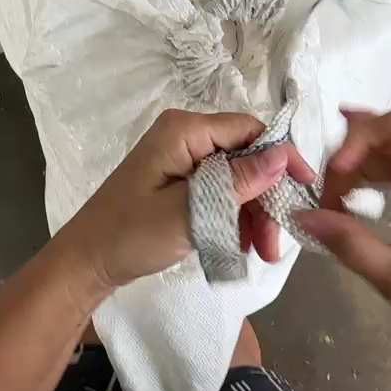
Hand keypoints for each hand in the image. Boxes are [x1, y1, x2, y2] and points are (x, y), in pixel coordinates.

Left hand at [50, 109, 314, 295]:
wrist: (86, 262)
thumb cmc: (131, 233)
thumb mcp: (189, 212)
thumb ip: (236, 184)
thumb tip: (281, 155)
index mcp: (185, 129)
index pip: (248, 129)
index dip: (280, 155)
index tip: (304, 189)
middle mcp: (186, 135)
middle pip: (245, 155)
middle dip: (265, 197)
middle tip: (274, 244)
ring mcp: (182, 157)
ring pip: (236, 176)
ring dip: (252, 211)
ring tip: (260, 252)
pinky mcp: (180, 180)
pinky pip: (220, 189)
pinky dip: (233, 215)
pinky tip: (239, 244)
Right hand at [296, 110, 390, 365]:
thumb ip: (351, 246)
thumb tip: (304, 216)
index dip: (357, 138)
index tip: (334, 171)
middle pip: (383, 135)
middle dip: (347, 157)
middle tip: (325, 197)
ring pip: (385, 151)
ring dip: (354, 169)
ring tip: (332, 204)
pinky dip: (366, 178)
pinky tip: (349, 201)